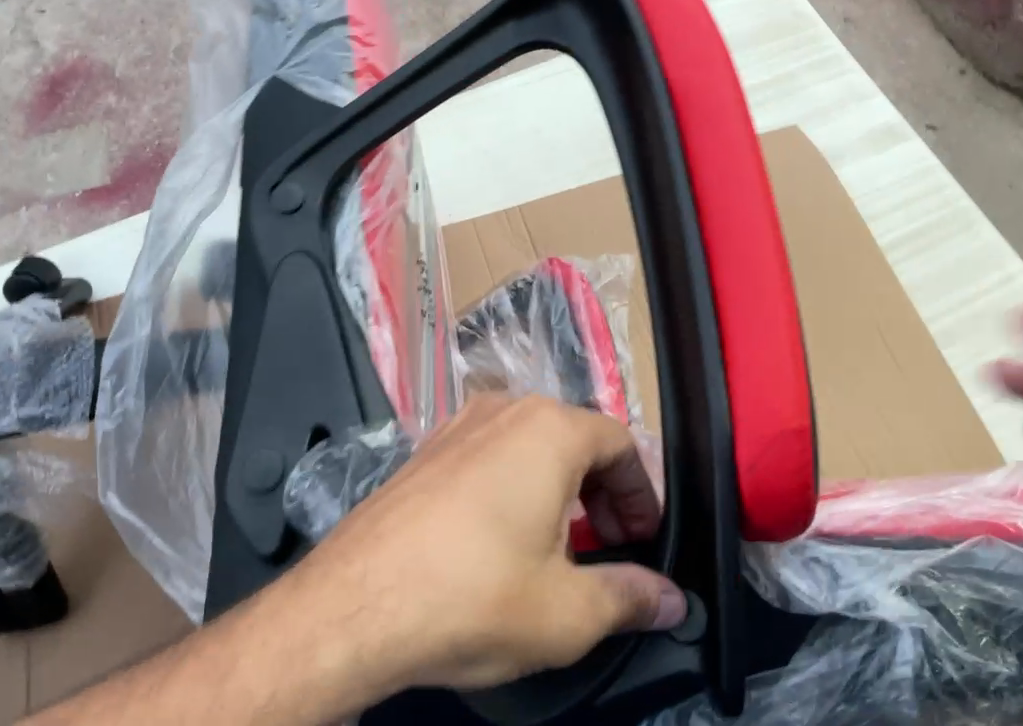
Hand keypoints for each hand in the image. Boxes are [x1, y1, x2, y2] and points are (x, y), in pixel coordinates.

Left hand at [286, 393, 685, 694]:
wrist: (354, 604)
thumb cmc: (473, 596)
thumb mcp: (567, 611)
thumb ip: (628, 597)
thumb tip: (668, 599)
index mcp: (547, 429)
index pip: (619, 442)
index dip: (641, 492)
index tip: (643, 540)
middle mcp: (501, 411)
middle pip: (573, 437)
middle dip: (601, 491)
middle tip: (609, 546)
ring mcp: (455, 427)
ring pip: (527, 446)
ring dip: (557, 489)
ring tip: (559, 548)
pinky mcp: (422, 453)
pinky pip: (487, 457)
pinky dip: (512, 488)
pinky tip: (502, 541)